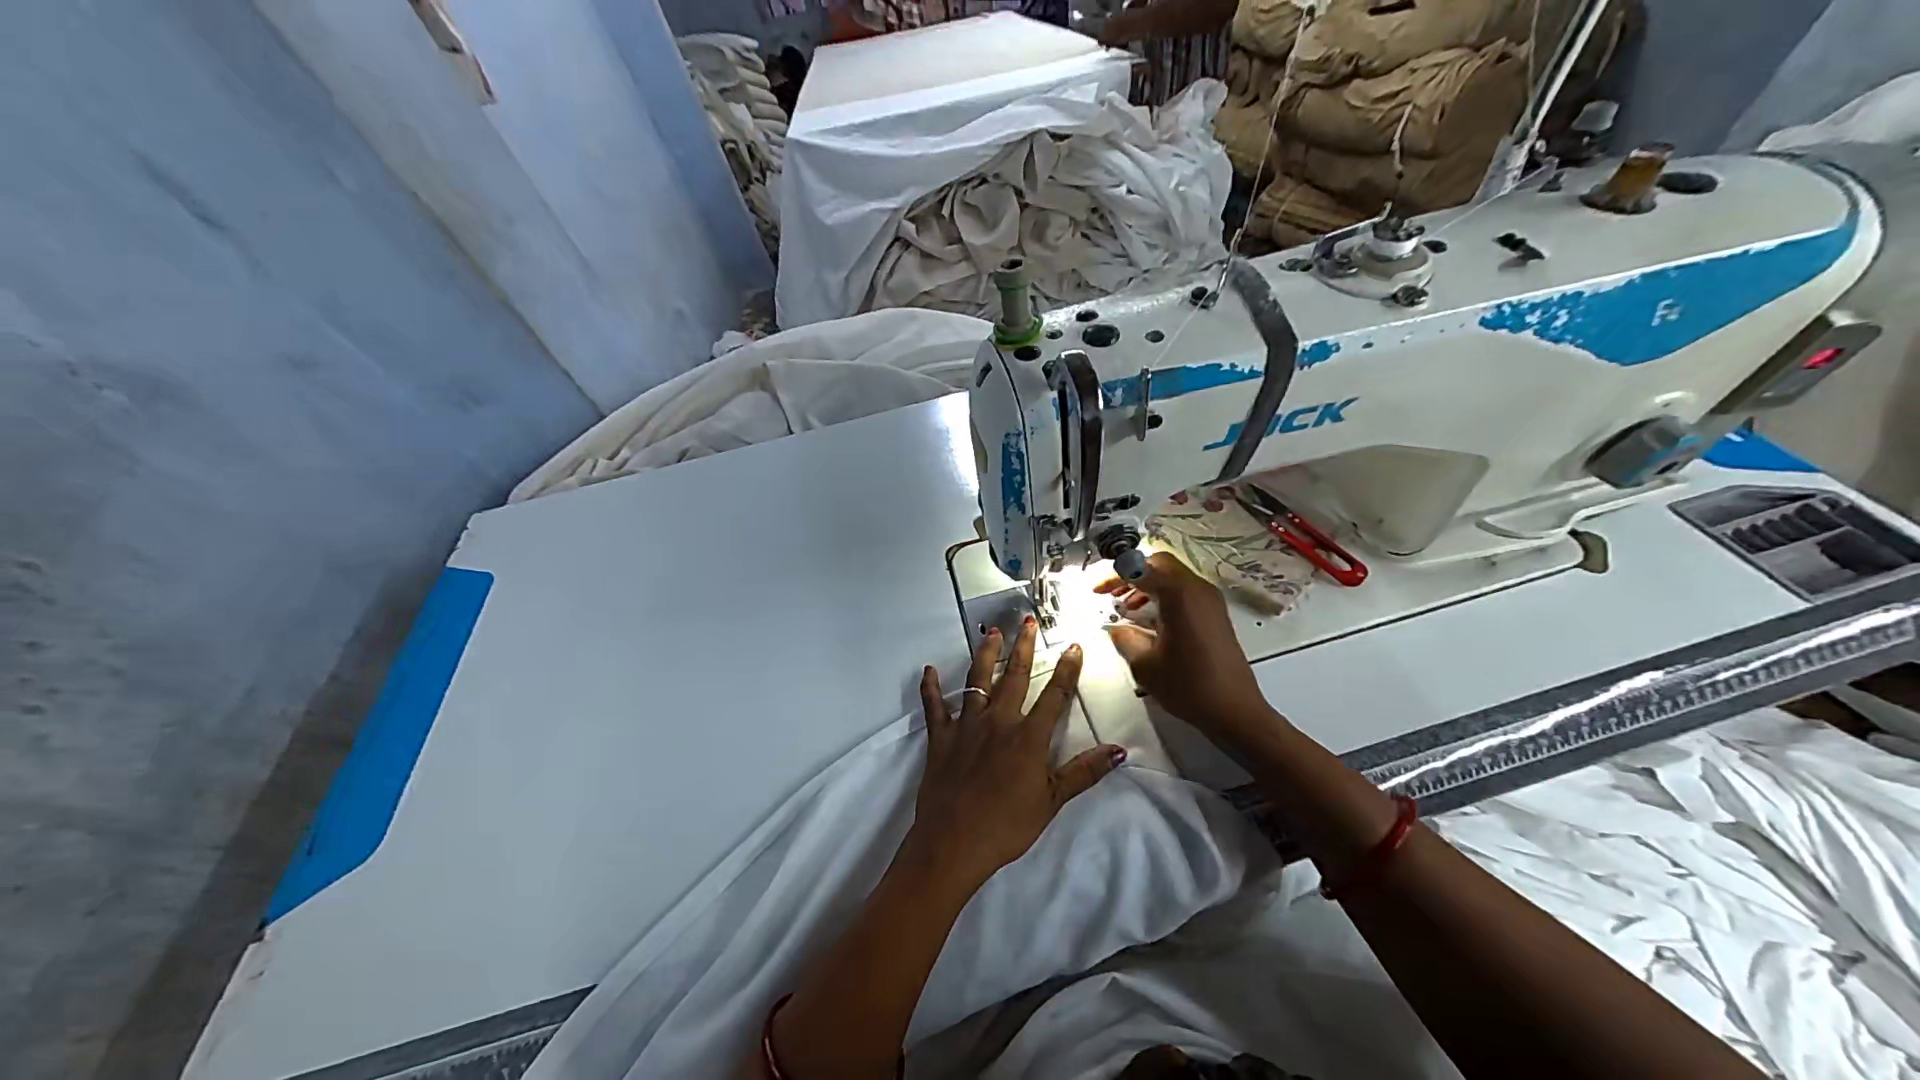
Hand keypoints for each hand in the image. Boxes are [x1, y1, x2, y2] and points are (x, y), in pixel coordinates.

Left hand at [909, 618, 1125, 891]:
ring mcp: (966, 726)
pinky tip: (929, 670)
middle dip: (1023, 647)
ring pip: (977, 681)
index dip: (1066, 670)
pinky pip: (935, 707)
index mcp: (1028, 737)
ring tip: (992, 633)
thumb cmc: (1007, 826)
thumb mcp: (1052, 801)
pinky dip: (931, 688)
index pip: (1054, 696)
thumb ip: (1084, 772)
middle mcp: (998, 721)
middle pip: (1013, 676)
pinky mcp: (940, 737)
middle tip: (1027, 621)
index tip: (1073, 646)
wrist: (954, 842)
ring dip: (985, 655)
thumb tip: (1118, 750)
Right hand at [1096, 552, 1275, 738]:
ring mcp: (1210, 600)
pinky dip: (1164, 596)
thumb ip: (1125, 638)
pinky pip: (1185, 591)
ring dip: (1148, 584)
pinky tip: (1151, 619)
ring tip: (1127, 607)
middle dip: (1132, 574)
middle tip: (1112, 594)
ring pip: (1173, 576)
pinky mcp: (1216, 614)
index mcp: (1178, 594)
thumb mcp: (1144, 664)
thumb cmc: (1188, 686)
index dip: (1113, 576)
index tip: (1097, 590)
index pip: (1139, 569)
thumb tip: (1116, 628)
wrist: (1234, 710)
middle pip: (1159, 564)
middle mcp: (1197, 589)